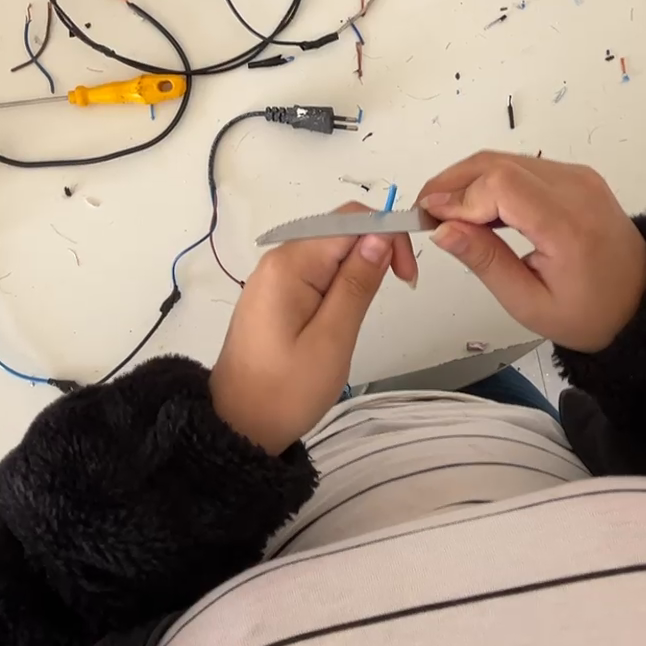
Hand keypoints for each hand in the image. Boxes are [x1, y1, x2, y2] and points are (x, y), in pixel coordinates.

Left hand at [211, 203, 417, 453]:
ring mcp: (276, 274)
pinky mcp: (277, 292)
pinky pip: (318, 269)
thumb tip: (381, 235)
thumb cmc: (286, 391)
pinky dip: (341, 280)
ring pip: (332, 249)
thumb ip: (357, 284)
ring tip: (366, 311)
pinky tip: (345, 311)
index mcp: (291, 263)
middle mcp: (280, 257)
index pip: (351, 220)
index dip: (388, 235)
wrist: (238, 425)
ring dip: (361, 267)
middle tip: (399, 289)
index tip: (407, 277)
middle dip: (377, 249)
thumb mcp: (332, 340)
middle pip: (341, 228)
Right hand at [417, 152, 645, 352]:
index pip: (501, 186)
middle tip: (426, 215)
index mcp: (569, 225)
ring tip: (445, 215)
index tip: (429, 221)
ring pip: (503, 159)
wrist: (644, 300)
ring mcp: (576, 175)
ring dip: (466, 181)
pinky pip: (519, 166)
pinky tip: (475, 210)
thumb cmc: (590, 313)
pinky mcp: (573, 174)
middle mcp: (575, 187)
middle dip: (451, 184)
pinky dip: (487, 182)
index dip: (457, 197)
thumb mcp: (530, 303)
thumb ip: (485, 261)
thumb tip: (441, 229)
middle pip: (496, 163)